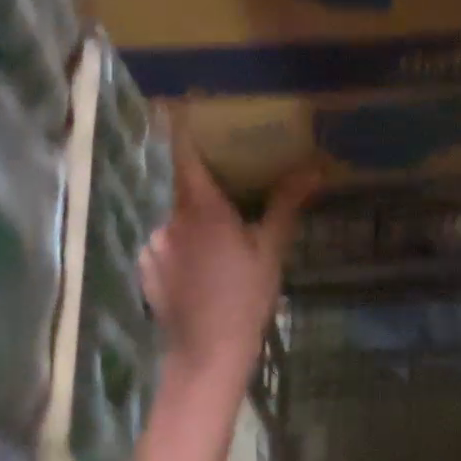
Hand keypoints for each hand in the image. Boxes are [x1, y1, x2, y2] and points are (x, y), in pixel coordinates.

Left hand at [138, 114, 321, 387]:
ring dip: (194, 227)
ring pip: (177, 222)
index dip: (183, 128)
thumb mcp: (271, 250)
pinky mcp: (146, 269)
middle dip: (207, 193)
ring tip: (219, 254)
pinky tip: (199, 274)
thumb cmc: (245, 298)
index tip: (183, 106)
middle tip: (233, 207)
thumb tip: (314, 169)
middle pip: (186, 190)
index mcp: (202, 207)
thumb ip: (286, 204)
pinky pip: (164, 247)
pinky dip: (179, 250)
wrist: (208, 354)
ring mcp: (154, 245)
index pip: (185, 153)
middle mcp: (171, 219)